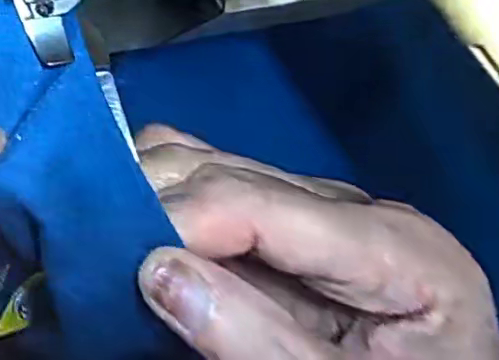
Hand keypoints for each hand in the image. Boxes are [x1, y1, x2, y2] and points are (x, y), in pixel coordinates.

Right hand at [135, 124, 498, 359]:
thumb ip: (263, 345)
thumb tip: (153, 270)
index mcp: (395, 245)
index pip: (252, 201)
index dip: (177, 220)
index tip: (122, 263)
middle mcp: (343, 203)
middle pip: (214, 173)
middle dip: (149, 205)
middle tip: (103, 255)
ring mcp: (301, 199)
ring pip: (191, 158)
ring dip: (141, 193)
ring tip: (112, 244)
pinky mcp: (266, 207)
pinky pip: (188, 170)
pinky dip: (150, 191)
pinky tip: (133, 228)